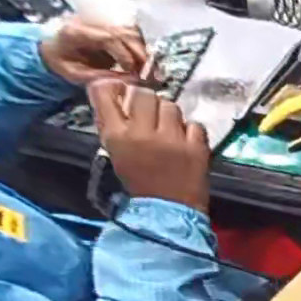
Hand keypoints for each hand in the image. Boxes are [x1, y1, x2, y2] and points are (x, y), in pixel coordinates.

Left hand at [40, 18, 149, 85]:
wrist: (53, 49)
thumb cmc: (63, 64)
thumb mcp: (78, 76)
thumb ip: (102, 77)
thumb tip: (132, 80)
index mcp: (77, 32)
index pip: (109, 37)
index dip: (126, 55)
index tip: (133, 73)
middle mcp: (89, 22)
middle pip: (123, 32)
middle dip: (139, 54)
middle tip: (146, 75)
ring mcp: (100, 21)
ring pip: (131, 31)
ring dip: (143, 51)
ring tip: (146, 69)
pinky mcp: (108, 26)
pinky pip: (132, 32)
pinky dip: (142, 47)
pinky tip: (143, 61)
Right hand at [87, 79, 210, 211]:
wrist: (169, 211)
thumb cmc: (141, 182)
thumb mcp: (116, 152)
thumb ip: (113, 123)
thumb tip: (117, 92)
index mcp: (117, 134)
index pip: (104, 91)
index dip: (116, 88)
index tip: (125, 95)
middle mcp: (143, 132)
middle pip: (144, 94)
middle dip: (149, 102)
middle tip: (153, 116)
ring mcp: (172, 140)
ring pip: (171, 106)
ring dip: (171, 115)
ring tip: (171, 131)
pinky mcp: (196, 149)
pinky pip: (195, 125)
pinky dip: (192, 131)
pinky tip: (187, 141)